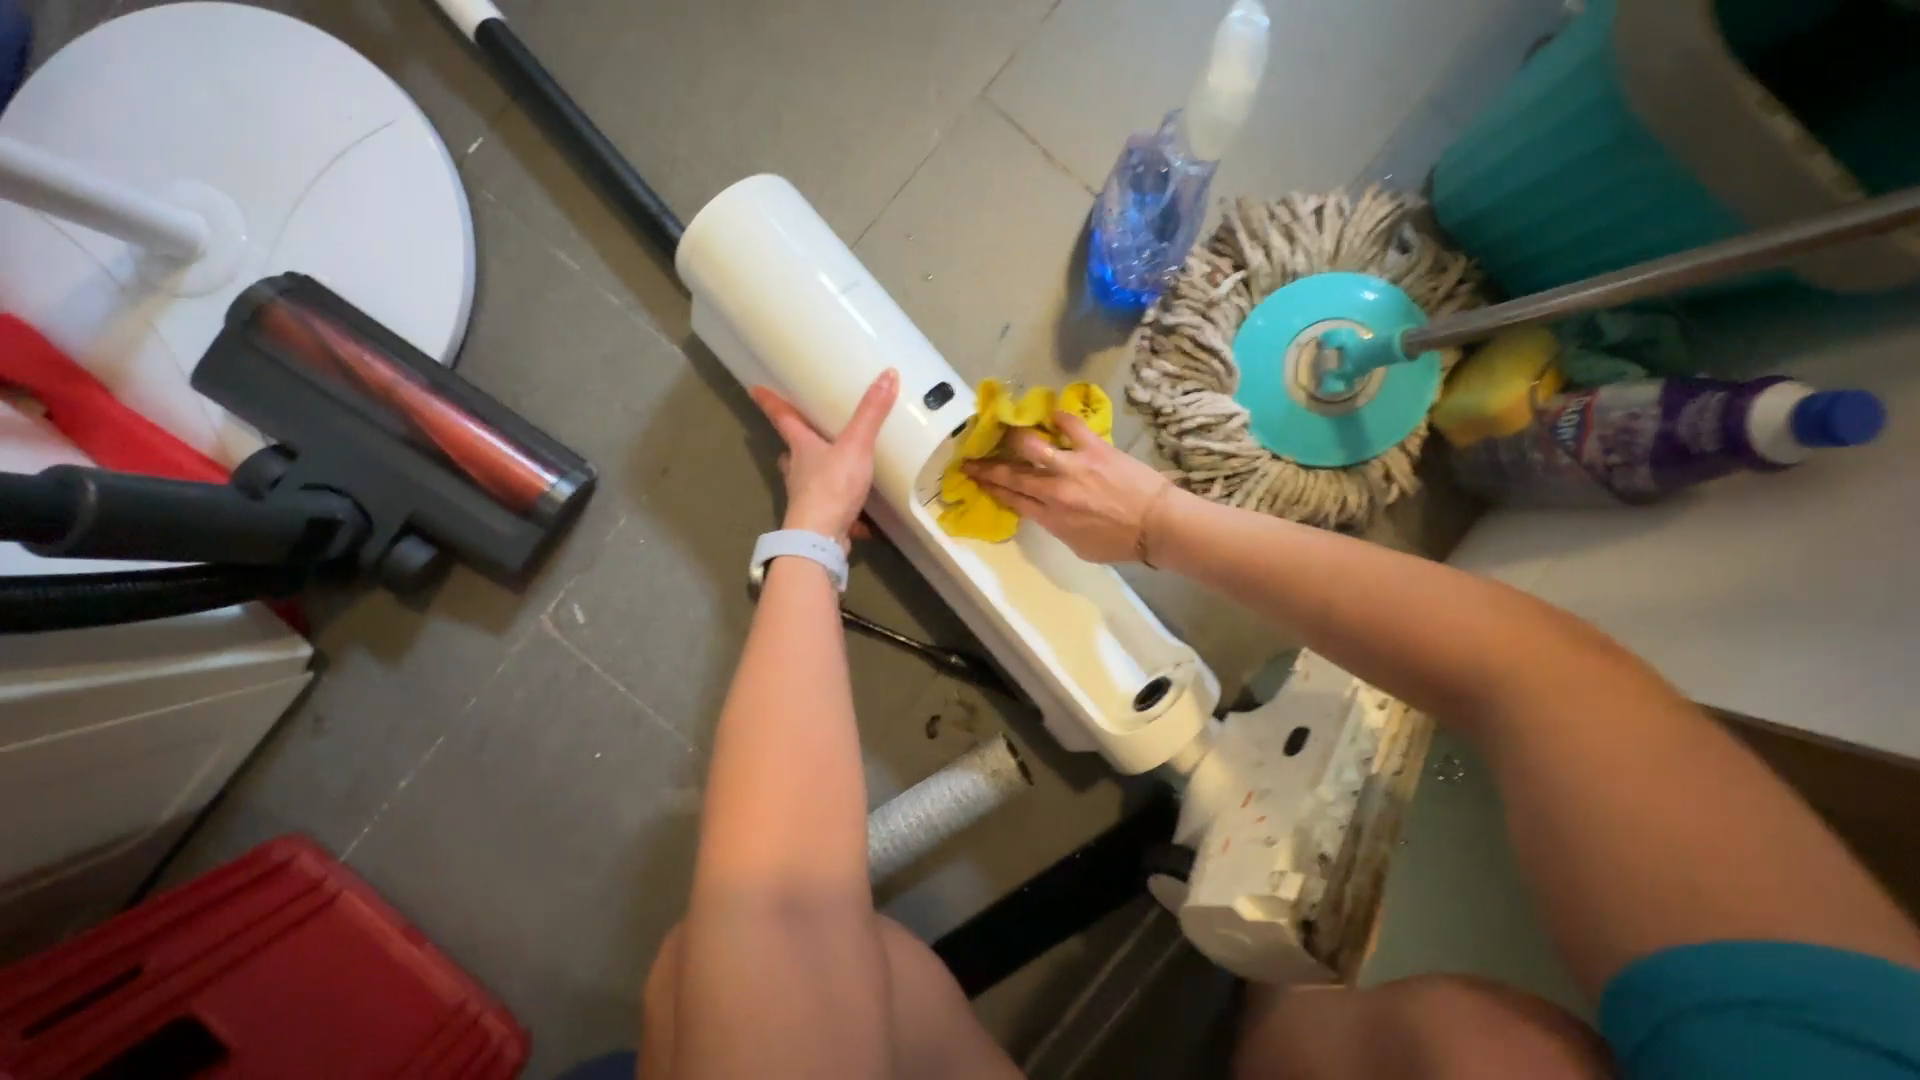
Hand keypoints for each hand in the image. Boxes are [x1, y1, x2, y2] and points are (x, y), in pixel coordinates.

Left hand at [749, 369, 899, 547]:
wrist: (820, 538)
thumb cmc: (831, 486)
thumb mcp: (855, 445)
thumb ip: (871, 413)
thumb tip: (887, 374)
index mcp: (802, 447)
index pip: (783, 418)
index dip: (771, 402)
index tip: (755, 389)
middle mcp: (798, 471)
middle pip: (792, 451)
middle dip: (797, 443)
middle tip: (806, 435)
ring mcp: (805, 497)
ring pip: (807, 481)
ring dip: (817, 475)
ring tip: (835, 470)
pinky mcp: (818, 520)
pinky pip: (830, 510)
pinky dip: (843, 512)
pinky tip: (861, 519)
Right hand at [966, 411, 1173, 563]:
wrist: (1156, 525)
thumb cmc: (1120, 543)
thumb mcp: (1079, 546)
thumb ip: (1057, 526)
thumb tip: (1043, 510)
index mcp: (1050, 518)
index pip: (1011, 498)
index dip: (991, 488)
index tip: (975, 479)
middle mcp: (1055, 491)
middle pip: (1012, 475)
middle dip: (988, 467)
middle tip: (970, 458)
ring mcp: (1073, 467)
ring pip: (1032, 447)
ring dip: (1014, 437)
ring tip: (1005, 429)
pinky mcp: (1095, 449)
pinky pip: (1070, 426)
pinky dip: (1058, 418)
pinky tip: (1049, 414)